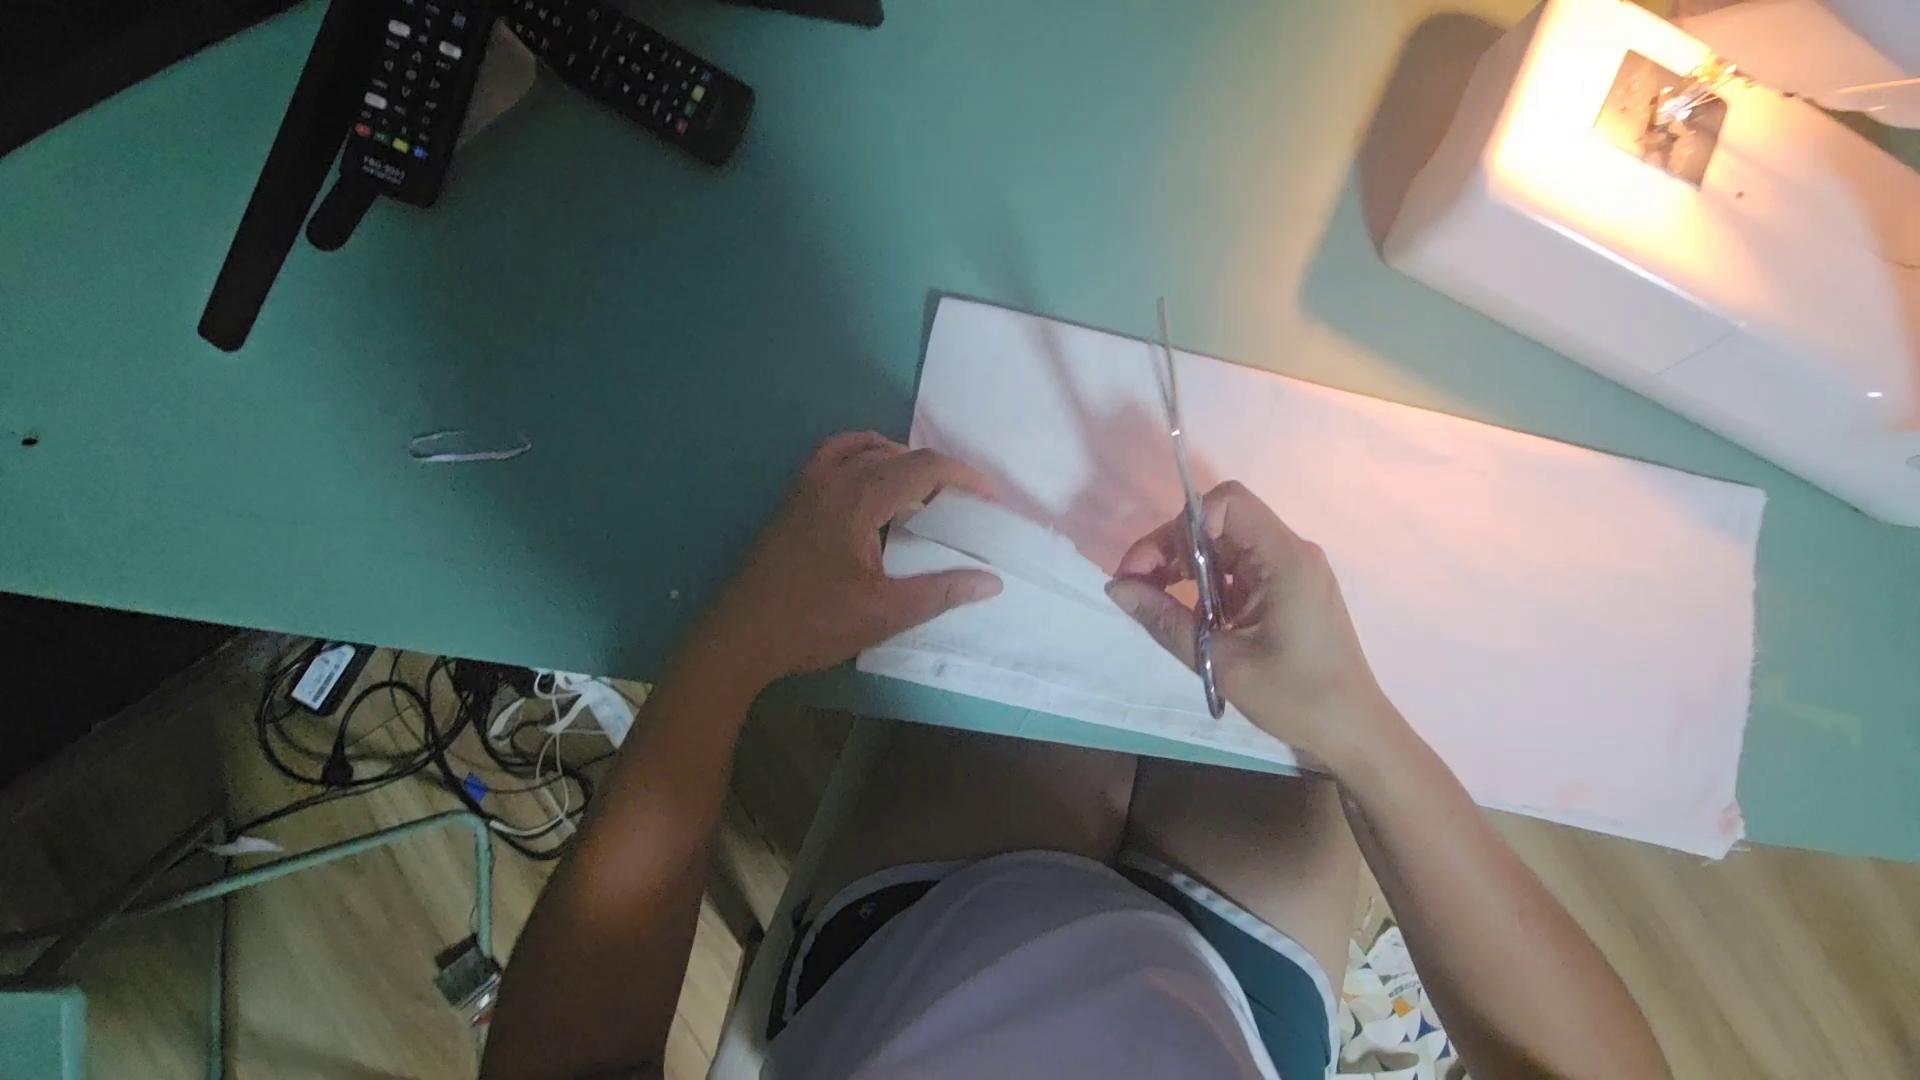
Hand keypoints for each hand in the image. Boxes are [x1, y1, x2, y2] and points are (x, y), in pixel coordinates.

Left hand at [701, 432, 1003, 687]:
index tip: (990, 500)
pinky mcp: (794, 498)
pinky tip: (873, 484)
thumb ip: (941, 592)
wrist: (741, 636)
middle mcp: (832, 478)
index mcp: (857, 498)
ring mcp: (807, 484)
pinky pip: (836, 456)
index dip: (964, 477)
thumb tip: (991, 581)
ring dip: (903, 463)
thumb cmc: (813, 624)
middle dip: (939, 473)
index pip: (923, 467)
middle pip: (898, 455)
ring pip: (866, 449)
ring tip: (926, 495)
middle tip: (965, 506)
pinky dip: (865, 458)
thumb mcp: (884, 613)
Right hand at [1106, 481, 1397, 768]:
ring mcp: (1290, 571)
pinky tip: (1189, 614)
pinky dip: (1206, 583)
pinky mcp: (1286, 590)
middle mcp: (1290, 553)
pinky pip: (1237, 569)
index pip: (1228, 502)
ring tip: (1154, 601)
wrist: (1354, 733)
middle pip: (1218, 523)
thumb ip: (1166, 619)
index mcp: (1285, 560)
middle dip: (1171, 547)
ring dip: (1184, 567)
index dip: (1184, 523)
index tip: (1154, 566)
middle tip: (1135, 586)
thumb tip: (1115, 587)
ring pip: (1223, 546)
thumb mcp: (1221, 661)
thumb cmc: (1296, 698)